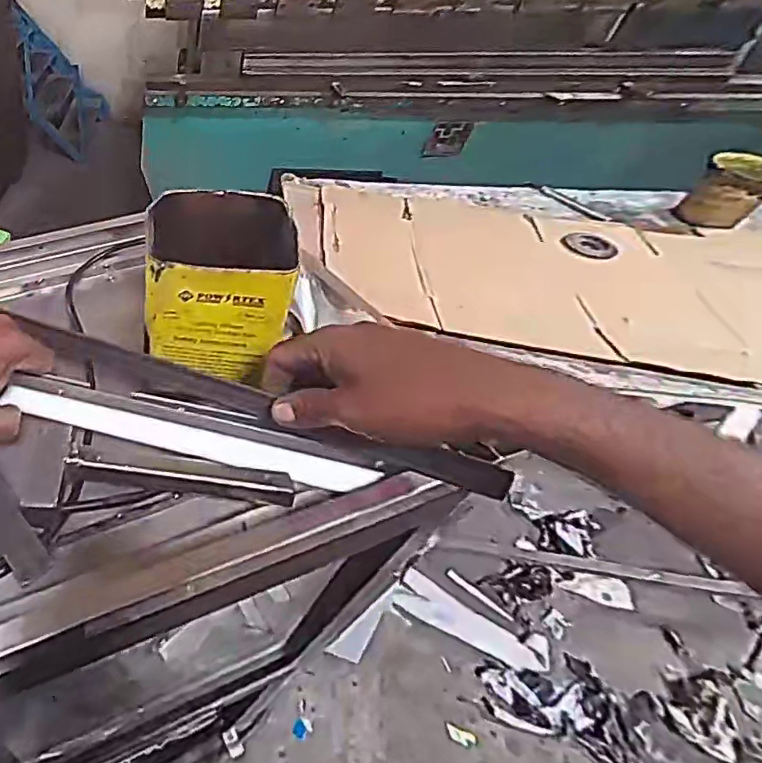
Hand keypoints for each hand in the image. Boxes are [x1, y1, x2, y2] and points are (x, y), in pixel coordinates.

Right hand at [262, 322, 596, 449]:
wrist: (491, 397)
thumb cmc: (427, 400)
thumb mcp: (354, 414)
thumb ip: (310, 410)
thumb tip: (282, 409)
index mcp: (335, 341)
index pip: (281, 355)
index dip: (271, 385)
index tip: (276, 411)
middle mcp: (357, 336)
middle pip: (309, 359)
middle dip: (301, 392)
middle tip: (304, 424)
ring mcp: (383, 344)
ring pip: (339, 367)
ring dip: (331, 395)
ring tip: (340, 426)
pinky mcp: (406, 358)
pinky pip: (367, 372)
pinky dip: (359, 393)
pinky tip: (372, 419)